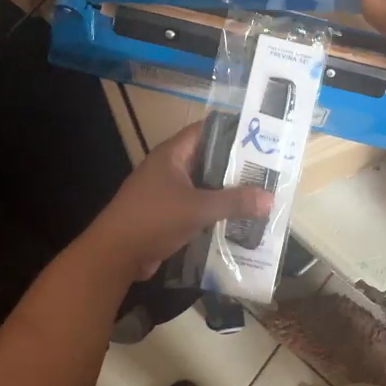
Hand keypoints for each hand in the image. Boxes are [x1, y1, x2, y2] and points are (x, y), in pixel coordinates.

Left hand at [79, 124, 273, 282]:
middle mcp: (170, 167)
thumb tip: (270, 198)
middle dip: (236, 165)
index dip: (232, 130)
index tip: (261, 136)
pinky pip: (197, 206)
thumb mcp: (198, 208)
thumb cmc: (153, 219)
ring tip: (260, 194)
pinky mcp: (167, 214)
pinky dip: (215, 210)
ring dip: (227, 190)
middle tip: (268, 169)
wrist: (115, 254)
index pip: (206, 130)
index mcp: (173, 154)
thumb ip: (234, 202)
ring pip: (204, 185)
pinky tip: (239, 219)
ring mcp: (167, 191)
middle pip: (208, 159)